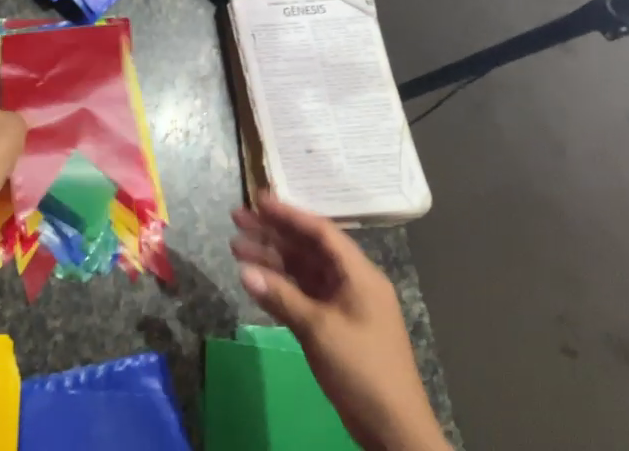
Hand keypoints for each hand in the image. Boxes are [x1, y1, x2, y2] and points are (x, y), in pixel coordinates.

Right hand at [230, 194, 448, 450]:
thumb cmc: (361, 368)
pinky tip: (254, 280)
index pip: (321, 233)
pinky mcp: (334, 326)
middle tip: (237, 218)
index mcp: (360, 276)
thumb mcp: (319, 329)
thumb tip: (243, 270)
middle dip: (273, 233)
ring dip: (271, 259)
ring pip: (302, 271)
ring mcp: (343, 305)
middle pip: (308, 248)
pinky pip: (302, 294)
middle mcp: (352, 283)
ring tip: (235, 246)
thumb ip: (280, 296)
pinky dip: (279, 285)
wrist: (393, 427)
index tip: (258, 200)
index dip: (289, 214)